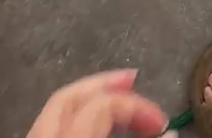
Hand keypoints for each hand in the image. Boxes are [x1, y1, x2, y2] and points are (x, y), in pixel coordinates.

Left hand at [26, 70, 170, 137]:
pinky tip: (94, 125)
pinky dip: (75, 118)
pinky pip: (52, 127)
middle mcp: (41, 136)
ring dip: (90, 98)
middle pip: (68, 95)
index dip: (137, 105)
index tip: (162, 122)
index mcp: (67, 137)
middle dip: (105, 83)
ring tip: (118, 99)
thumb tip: (170, 131)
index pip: (102, 104)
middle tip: (135, 79)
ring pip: (56, 110)